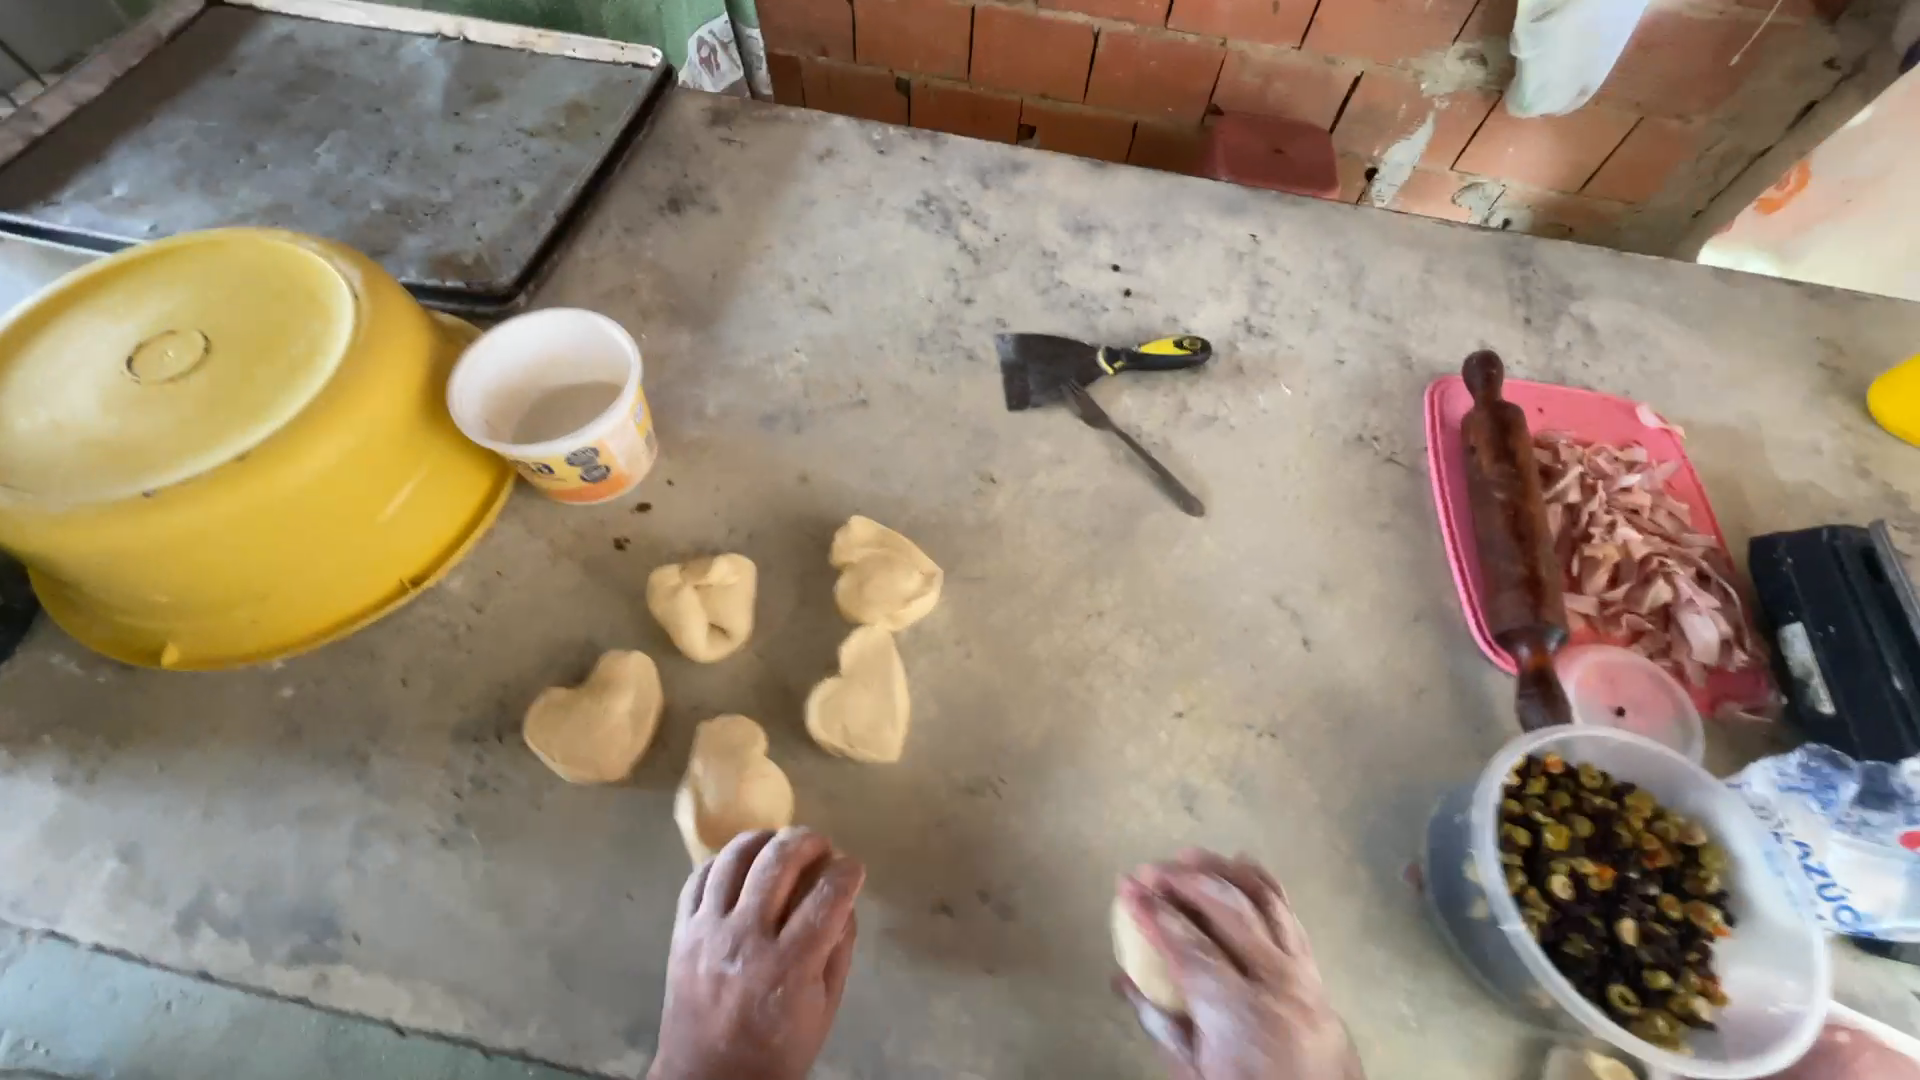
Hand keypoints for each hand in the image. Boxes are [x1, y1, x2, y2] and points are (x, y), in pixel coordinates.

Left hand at [649, 827, 864, 1079]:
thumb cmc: (777, 1050)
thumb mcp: (825, 1008)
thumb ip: (839, 947)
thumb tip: (843, 895)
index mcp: (788, 967)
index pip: (827, 895)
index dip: (848, 872)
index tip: (853, 869)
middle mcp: (745, 940)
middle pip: (779, 860)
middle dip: (810, 840)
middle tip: (822, 846)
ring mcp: (707, 932)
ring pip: (735, 856)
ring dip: (766, 838)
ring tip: (781, 843)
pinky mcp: (680, 931)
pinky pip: (699, 875)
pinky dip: (725, 860)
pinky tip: (744, 863)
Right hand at [1114, 851, 1363, 1079]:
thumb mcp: (1196, 1074)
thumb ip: (1160, 1023)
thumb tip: (1121, 977)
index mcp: (1241, 1015)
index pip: (1187, 945)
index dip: (1152, 912)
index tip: (1126, 887)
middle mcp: (1277, 984)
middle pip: (1226, 910)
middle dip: (1183, 881)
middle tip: (1149, 869)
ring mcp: (1304, 975)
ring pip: (1263, 902)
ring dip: (1221, 872)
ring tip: (1188, 856)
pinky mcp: (1317, 973)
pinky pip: (1288, 916)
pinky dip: (1262, 885)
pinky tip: (1241, 865)